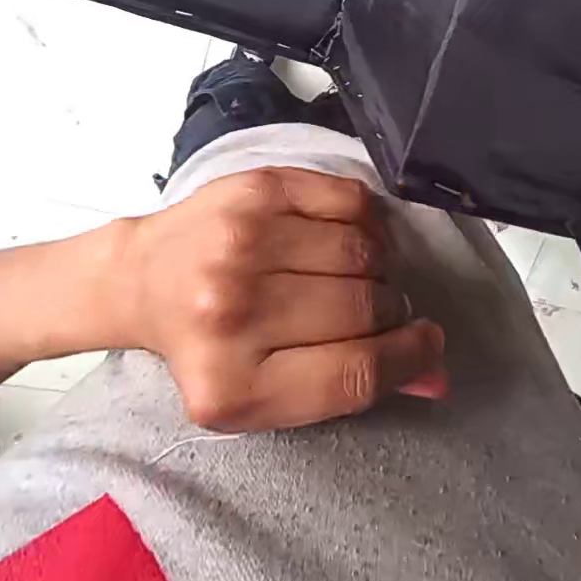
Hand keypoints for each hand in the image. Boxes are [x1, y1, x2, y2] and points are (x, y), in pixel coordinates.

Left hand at [111, 167, 446, 431]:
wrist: (143, 278)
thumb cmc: (213, 343)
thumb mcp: (268, 390)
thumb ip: (352, 385)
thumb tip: (437, 376)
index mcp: (232, 386)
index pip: (358, 373)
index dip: (411, 357)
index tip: (427, 341)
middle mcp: (233, 311)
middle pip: (368, 308)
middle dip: (389, 309)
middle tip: (375, 306)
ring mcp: (243, 241)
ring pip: (365, 251)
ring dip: (379, 265)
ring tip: (356, 272)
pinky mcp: (257, 189)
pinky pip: (354, 201)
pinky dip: (367, 221)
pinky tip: (347, 236)